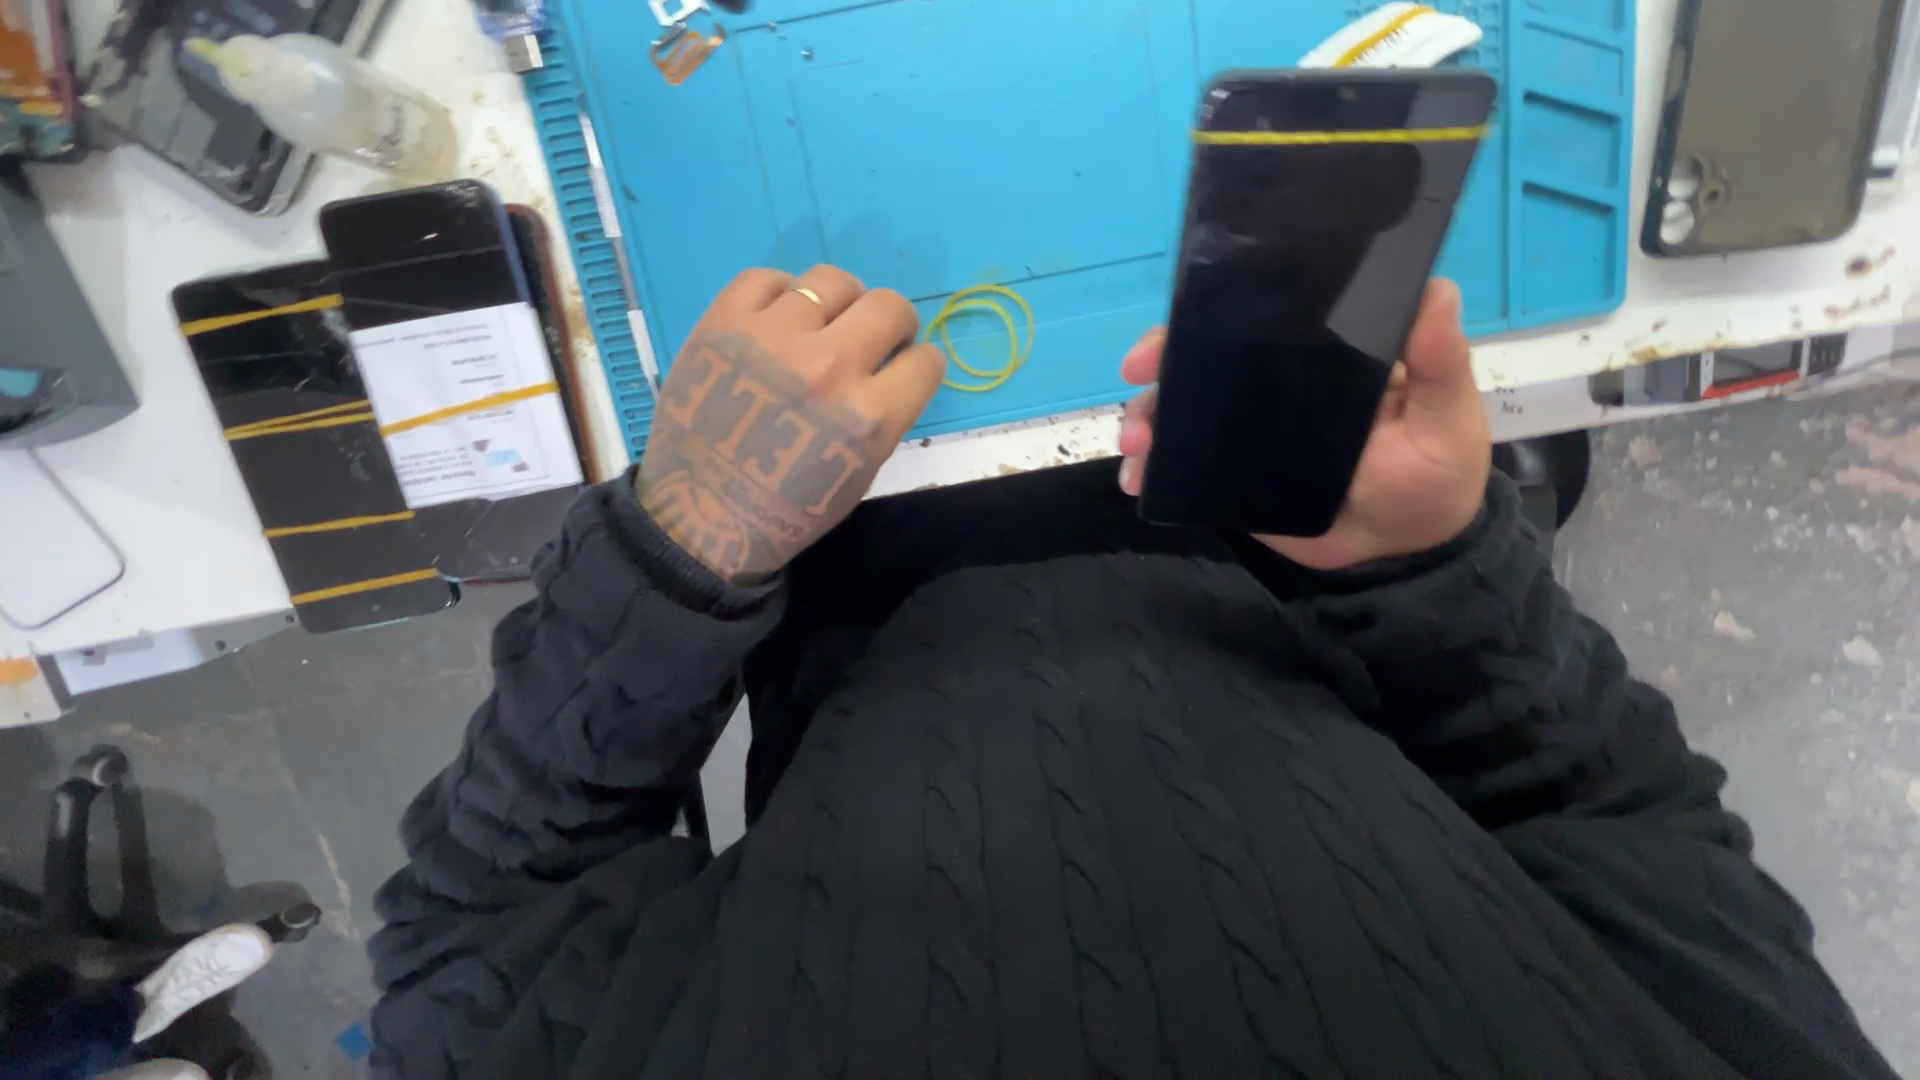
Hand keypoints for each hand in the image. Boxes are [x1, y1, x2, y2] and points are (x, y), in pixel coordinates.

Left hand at [637, 266, 944, 583]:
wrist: (701, 515)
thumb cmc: (790, 509)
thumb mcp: (861, 474)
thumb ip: (885, 415)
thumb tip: (891, 366)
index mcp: (870, 417)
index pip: (926, 361)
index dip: (920, 365)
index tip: (905, 369)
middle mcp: (831, 366)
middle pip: (890, 306)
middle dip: (894, 323)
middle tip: (875, 340)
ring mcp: (775, 337)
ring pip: (833, 281)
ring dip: (841, 303)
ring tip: (824, 326)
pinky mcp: (724, 321)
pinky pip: (767, 278)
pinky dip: (781, 295)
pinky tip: (777, 321)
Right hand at [1116, 279, 1490, 570]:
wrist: (1407, 549)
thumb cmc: (1433, 470)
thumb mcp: (1445, 412)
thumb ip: (1437, 360)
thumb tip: (1438, 288)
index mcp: (1311, 358)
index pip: (1251, 326)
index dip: (1204, 322)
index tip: (1170, 334)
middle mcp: (1268, 389)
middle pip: (1198, 367)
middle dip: (1157, 374)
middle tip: (1136, 387)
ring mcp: (1242, 435)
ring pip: (1178, 417)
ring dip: (1144, 423)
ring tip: (1136, 451)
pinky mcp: (1228, 480)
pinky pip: (1181, 470)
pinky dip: (1151, 471)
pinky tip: (1137, 482)